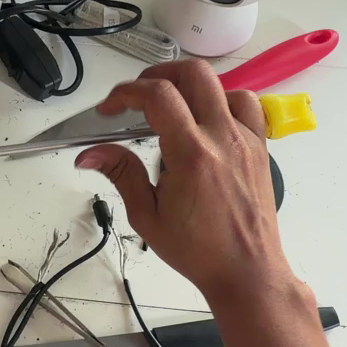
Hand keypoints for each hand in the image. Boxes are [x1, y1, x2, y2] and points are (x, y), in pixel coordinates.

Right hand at [75, 60, 299, 307]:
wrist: (247, 271)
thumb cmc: (196, 250)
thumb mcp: (147, 216)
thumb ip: (120, 174)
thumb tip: (87, 154)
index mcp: (191, 154)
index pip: (158, 96)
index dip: (126, 92)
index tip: (109, 109)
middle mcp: (222, 138)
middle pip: (194, 74)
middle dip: (158, 74)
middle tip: (138, 96)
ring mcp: (246, 140)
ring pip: (223, 85)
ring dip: (192, 87)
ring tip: (172, 107)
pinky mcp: (260, 148)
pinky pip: (248, 106)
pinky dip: (224, 101)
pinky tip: (208, 120)